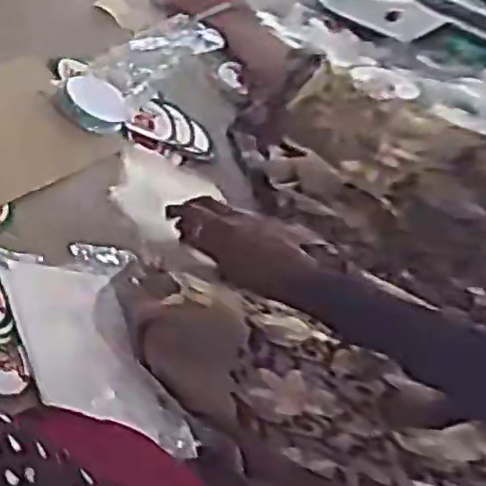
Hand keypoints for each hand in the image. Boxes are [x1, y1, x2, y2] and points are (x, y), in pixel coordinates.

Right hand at [169, 197, 335, 302]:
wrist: (316, 282)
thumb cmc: (265, 279)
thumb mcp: (225, 267)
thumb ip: (206, 247)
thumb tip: (187, 235)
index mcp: (223, 225)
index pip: (193, 210)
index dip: (179, 212)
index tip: (169, 216)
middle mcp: (240, 217)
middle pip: (210, 204)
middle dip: (195, 208)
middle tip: (185, 216)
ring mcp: (262, 221)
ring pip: (230, 212)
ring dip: (217, 217)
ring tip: (211, 230)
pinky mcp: (281, 229)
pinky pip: (249, 221)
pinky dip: (237, 226)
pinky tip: (241, 240)